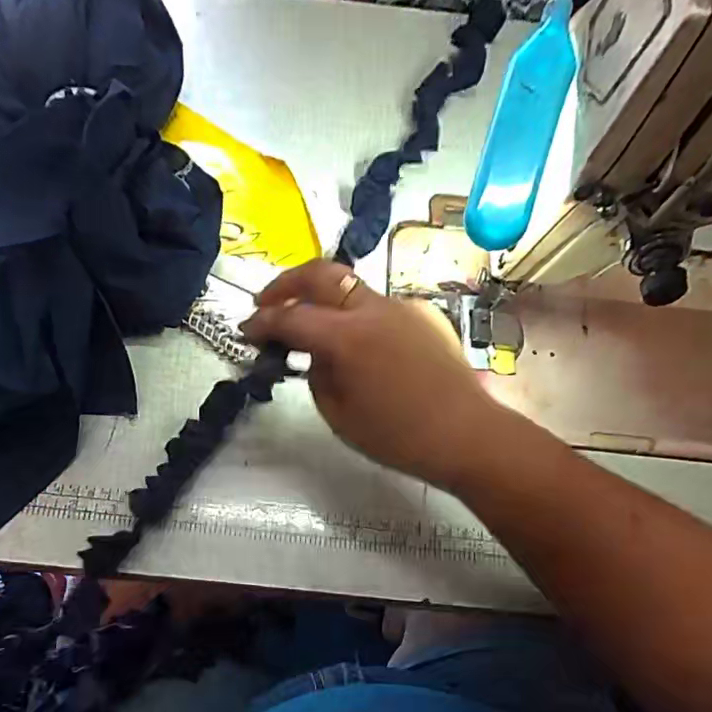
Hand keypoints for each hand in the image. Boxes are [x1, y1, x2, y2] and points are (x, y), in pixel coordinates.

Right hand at [242, 260, 518, 490]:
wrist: (466, 435)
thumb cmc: (398, 437)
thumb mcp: (339, 415)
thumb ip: (316, 375)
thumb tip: (312, 355)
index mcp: (347, 336)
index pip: (291, 316)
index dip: (262, 322)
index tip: (245, 331)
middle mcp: (373, 308)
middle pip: (320, 273)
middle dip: (286, 284)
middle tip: (268, 306)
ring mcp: (401, 308)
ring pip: (351, 287)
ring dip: (322, 298)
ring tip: (309, 325)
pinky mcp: (423, 316)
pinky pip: (377, 306)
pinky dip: (354, 315)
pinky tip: (355, 344)